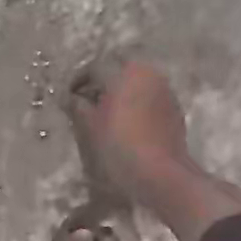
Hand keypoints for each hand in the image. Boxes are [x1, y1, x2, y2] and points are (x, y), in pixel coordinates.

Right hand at [72, 61, 194, 195]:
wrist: (159, 173)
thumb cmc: (118, 146)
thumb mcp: (89, 126)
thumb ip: (77, 106)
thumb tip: (68, 97)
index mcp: (123, 74)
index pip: (95, 67)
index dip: (77, 80)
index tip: (68, 96)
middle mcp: (147, 74)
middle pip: (119, 68)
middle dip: (101, 80)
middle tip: (86, 100)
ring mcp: (164, 89)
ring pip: (136, 80)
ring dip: (119, 90)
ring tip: (105, 112)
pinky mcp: (173, 107)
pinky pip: (149, 94)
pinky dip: (135, 101)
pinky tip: (126, 122)